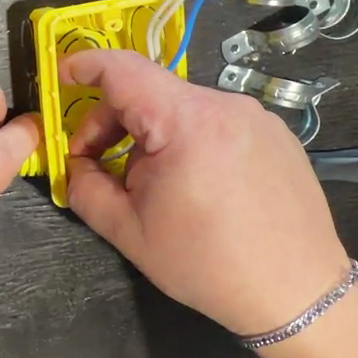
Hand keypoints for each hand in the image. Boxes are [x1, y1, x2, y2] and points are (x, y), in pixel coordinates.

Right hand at [59, 49, 349, 336]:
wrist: (295, 293)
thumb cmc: (204, 263)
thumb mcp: (125, 230)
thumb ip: (83, 187)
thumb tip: (74, 164)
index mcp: (186, 124)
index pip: (123, 70)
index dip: (85, 65)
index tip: (61, 76)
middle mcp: (225, 106)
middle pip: (149, 91)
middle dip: (111, 121)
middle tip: (94, 163)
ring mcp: (256, 117)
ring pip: (180, 108)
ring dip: (148, 134)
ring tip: (147, 183)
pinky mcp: (275, 134)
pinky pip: (212, 122)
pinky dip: (185, 140)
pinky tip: (190, 185)